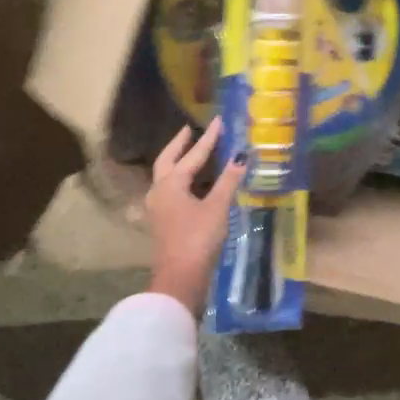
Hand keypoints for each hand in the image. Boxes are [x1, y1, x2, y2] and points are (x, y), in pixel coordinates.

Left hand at [145, 118, 245, 314]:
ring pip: (165, 176)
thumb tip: (241, 156)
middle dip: (179, 144)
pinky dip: (179, 179)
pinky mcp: (161, 222)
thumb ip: (228, 180)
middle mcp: (159, 191)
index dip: (208, 138)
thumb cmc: (198, 239)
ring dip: (177, 162)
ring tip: (190, 153)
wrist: (180, 279)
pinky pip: (168, 190)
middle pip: (167, 160)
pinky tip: (191, 184)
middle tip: (190, 130)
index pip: (193, 155)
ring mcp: (157, 208)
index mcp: (171, 184)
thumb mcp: (217, 208)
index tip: (218, 121)